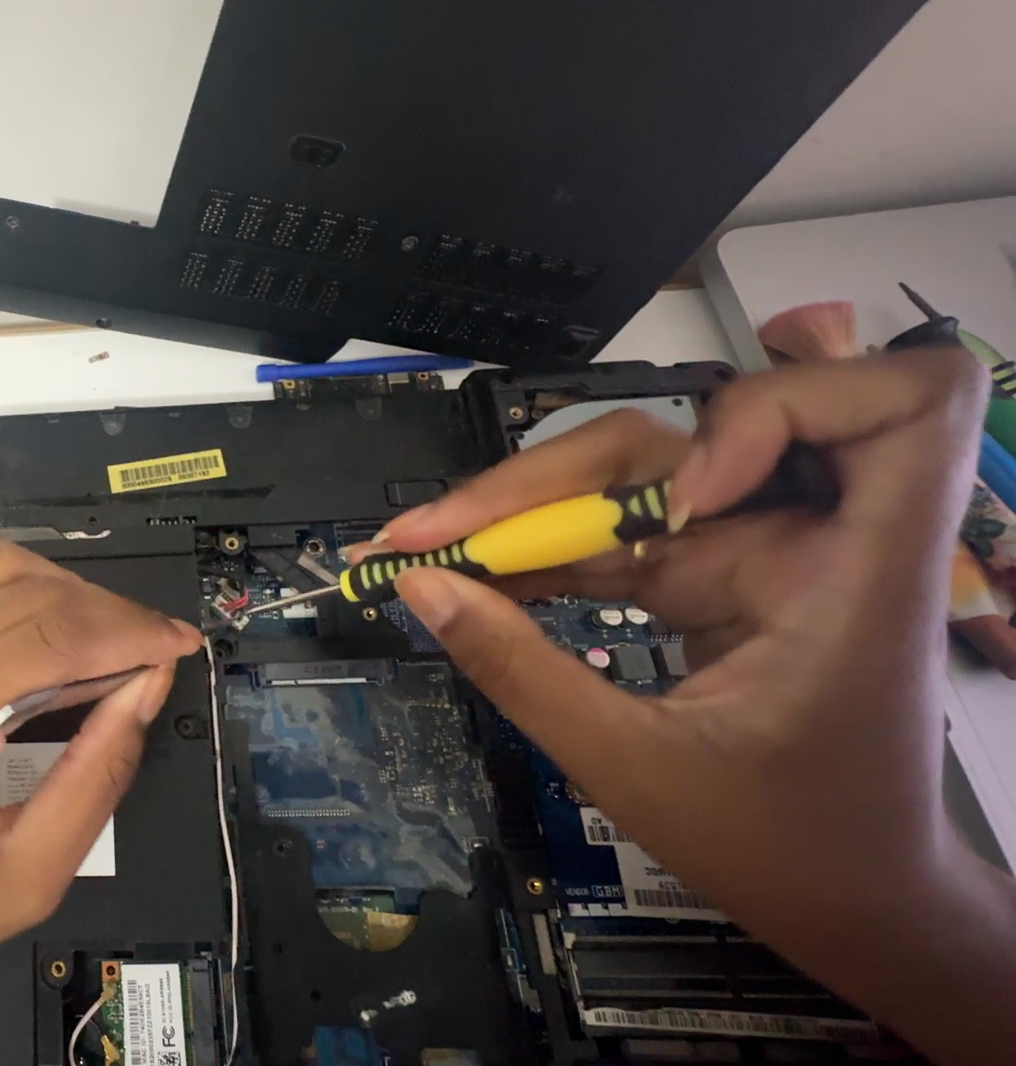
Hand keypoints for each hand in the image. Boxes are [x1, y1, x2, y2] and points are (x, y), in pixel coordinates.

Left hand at [0, 542, 201, 1000]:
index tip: (179, 643)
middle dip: (107, 611)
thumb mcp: (19, 882)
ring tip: (108, 634)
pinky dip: (14, 583)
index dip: (124, 631)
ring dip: (64, 589)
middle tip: (155, 644)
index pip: (42, 640)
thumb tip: (144, 687)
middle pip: (23, 594)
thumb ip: (92, 781)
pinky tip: (47, 617)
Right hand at [350, 348, 1013, 1062]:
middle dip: (535, 484)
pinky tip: (460, 570)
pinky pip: (597, 535)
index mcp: (847, 575)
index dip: (776, 412)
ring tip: (416, 548)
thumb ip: (518, 668)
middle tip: (426, 535)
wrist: (842, 899)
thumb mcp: (629, 766)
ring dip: (507, 512)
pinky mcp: (696, 574)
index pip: (890, 407)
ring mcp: (740, 551)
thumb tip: (418, 584)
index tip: (681, 493)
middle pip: (664, 441)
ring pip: (611, 482)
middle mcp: (799, 538)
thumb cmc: (777, 846)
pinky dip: (523, 549)